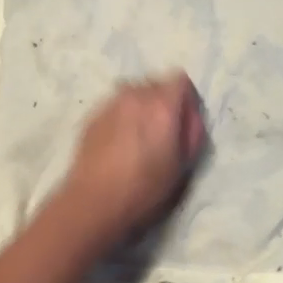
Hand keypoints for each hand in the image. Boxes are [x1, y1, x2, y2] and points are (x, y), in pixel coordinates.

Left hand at [60, 72, 205, 239]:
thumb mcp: (182, 167)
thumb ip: (192, 134)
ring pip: (132, 93)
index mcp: (162, 106)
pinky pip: (114, 107)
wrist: (94, 202)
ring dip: (139, 108)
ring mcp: (109, 104)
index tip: (182, 123)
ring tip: (138, 137)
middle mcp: (135, 96)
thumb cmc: (144, 189)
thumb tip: (189, 118)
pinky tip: (117, 144)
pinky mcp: (91, 116)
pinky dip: (120, 117)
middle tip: (162, 133)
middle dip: (162, 102)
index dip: (185, 100)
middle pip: (155, 84)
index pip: (180, 80)